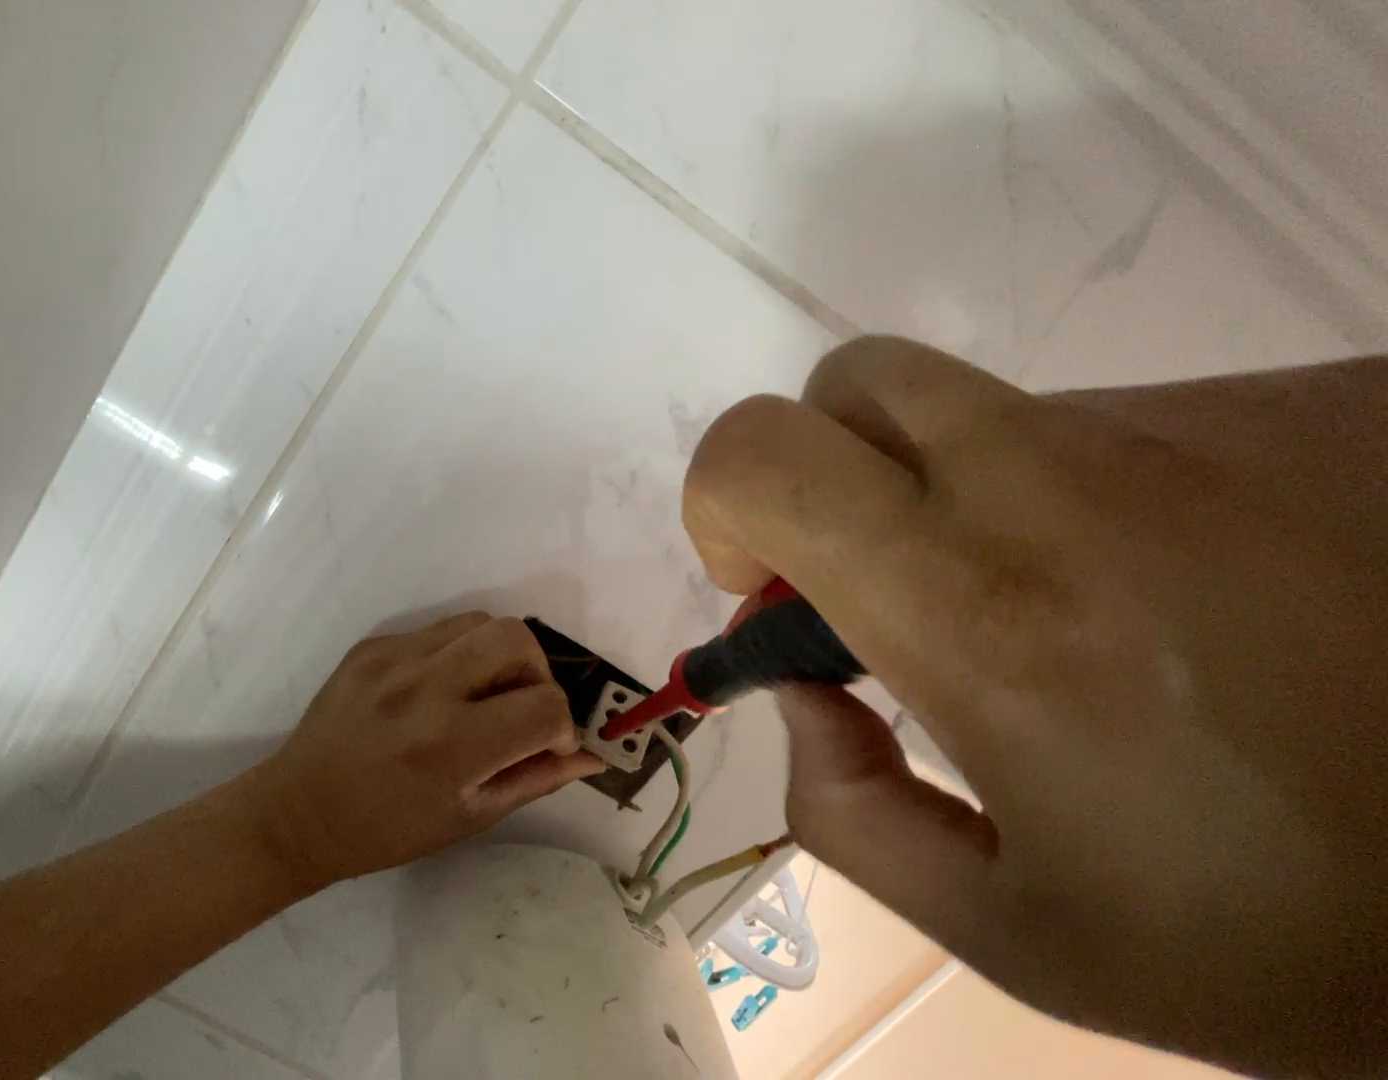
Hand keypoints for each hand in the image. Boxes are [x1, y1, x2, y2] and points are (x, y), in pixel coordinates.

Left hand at [248, 613, 605, 889]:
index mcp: (451, 744)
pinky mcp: (370, 645)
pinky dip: (454, 656)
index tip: (549, 745)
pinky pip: (436, 631)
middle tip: (519, 709)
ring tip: (481, 696)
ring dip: (498, 656)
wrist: (299, 812)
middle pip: (516, 637)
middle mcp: (423, 688)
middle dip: (537, 673)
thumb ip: (537, 778)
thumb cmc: (388, 829)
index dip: (562, 727)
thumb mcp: (470, 816)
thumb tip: (593, 755)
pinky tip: (435, 693)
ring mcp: (392, 659)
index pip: (544, 706)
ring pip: (478, 622)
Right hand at [684, 336, 1387, 1077]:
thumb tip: (800, 690)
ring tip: (1082, 620)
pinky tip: (1196, 596)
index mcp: (974, 608)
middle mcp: (1066, 479)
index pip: (761, 454)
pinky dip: (1094, 499)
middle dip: (821, 473)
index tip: (765, 586)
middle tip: (881, 579)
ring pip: (988, 414)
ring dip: (967, 499)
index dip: (723, 504)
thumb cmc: (1300, 932)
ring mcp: (1204, 423)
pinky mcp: (1318, 398)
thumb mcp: (1019, 931)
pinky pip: (1121, 428)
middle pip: (854, 387)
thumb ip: (844, 810)